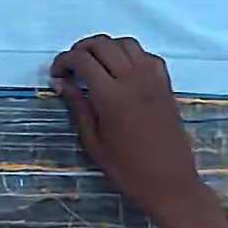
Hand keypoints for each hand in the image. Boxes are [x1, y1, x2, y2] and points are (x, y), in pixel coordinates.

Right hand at [50, 34, 203, 220]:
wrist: (171, 184)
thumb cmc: (127, 169)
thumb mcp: (93, 141)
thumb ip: (77, 105)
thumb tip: (60, 82)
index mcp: (112, 96)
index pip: (82, 59)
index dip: (63, 60)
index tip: (56, 74)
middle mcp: (133, 80)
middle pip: (102, 44)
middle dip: (80, 49)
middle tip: (71, 67)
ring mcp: (153, 79)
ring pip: (125, 43)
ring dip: (105, 47)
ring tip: (94, 64)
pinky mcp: (166, 84)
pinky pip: (145, 55)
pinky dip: (129, 54)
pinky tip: (120, 70)